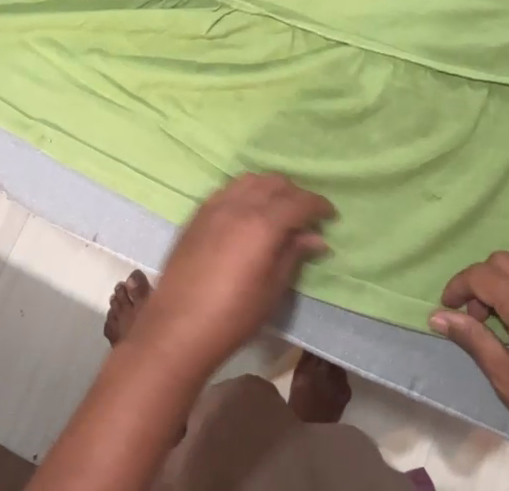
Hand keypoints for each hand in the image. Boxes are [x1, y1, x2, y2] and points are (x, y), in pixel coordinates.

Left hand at [127, 174, 335, 378]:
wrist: (177, 328)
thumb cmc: (233, 316)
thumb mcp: (272, 289)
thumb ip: (293, 255)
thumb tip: (316, 237)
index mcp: (262, 224)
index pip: (298, 201)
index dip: (318, 205)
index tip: (331, 215)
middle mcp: (238, 206)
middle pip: (274, 183)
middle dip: (295, 193)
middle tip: (306, 215)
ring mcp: (213, 207)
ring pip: (249, 180)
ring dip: (269, 188)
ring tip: (278, 210)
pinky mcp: (196, 215)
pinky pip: (227, 190)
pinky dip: (245, 192)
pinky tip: (248, 213)